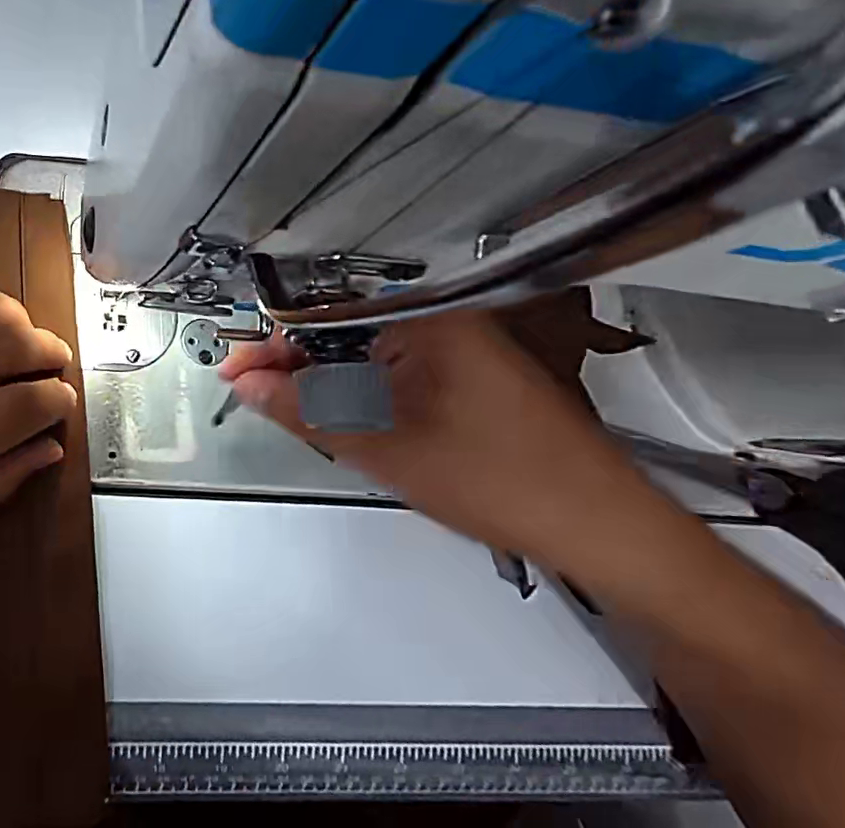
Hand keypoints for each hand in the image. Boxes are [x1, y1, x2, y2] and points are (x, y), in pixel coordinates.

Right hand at [220, 310, 684, 573]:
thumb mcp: (382, 446)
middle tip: (257, 391)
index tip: (242, 369)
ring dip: (327, 378)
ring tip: (291, 406)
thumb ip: (305, 409)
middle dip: (296, 362)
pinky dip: (362, 388)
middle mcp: (446, 319)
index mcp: (429, 317)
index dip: (275, 343)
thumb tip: (249, 385)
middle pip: (344, 329)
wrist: (602, 529)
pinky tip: (341, 411)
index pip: (326, 314)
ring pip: (368, 351)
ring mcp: (460, 344)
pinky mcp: (467, 371)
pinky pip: (395, 367)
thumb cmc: (506, 482)